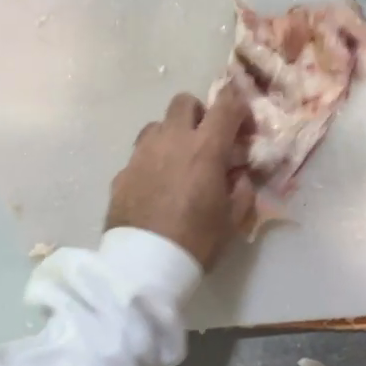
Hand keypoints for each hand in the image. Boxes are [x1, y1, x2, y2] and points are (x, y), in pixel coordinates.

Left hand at [106, 90, 253, 268]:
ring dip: (172, 134)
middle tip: (207, 140)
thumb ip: (241, 189)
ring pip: (157, 124)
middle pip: (184, 102)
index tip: (243, 124)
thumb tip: (238, 175)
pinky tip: (157, 186)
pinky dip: (153, 161)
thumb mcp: (232, 219)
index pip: (226, 104)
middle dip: (199, 113)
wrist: (143, 264)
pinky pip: (140, 154)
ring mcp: (141, 153)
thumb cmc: (196, 240)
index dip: (238, 105)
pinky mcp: (122, 172)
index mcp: (205, 148)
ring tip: (178, 161)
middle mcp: (171, 140)